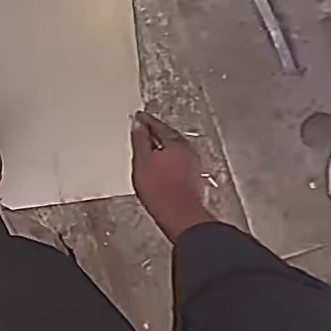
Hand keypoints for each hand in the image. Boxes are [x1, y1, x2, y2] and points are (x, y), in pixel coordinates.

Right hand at [130, 111, 216, 241]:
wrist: (177, 213)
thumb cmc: (159, 188)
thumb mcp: (141, 160)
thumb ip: (139, 140)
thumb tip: (138, 126)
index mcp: (176, 143)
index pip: (158, 126)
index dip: (146, 121)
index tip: (138, 117)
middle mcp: (188, 151)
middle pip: (169, 137)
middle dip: (155, 133)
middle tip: (142, 130)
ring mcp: (192, 165)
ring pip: (174, 149)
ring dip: (161, 147)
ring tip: (148, 149)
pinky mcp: (192, 178)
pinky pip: (178, 161)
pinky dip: (167, 159)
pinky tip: (159, 166)